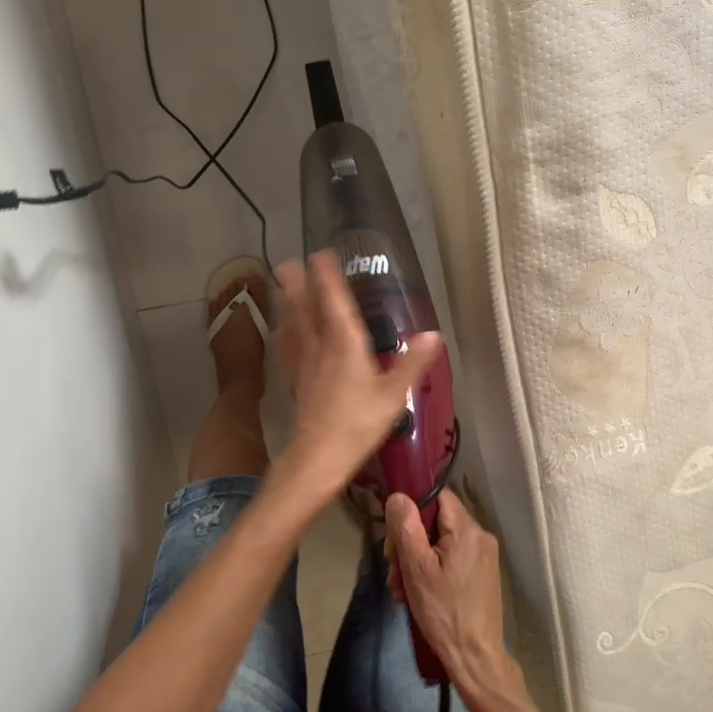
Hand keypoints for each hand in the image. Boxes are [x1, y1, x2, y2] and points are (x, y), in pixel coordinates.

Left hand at [270, 250, 443, 500]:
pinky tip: (280, 331)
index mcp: (346, 346)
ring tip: (279, 283)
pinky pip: (288, 349)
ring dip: (287, 303)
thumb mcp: (393, 395)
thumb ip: (412, 363)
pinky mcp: (296, 381)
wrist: (318, 456)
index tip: (321, 255)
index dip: (328, 278)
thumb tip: (433, 334)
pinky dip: (284, 334)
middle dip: (298, 284)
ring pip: (294, 325)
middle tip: (288, 261)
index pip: (335, 304)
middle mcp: (321, 349)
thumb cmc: (358, 425)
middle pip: (306, 310)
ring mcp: (305, 365)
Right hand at [384, 488, 513, 690]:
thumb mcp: (417, 567)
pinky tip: (416, 594)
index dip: (412, 509)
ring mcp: (484, 557)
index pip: (437, 497)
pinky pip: (450, 560)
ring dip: (416, 562)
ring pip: (440, 544)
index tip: (395, 535)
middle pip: (436, 523)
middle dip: (409, 544)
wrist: (474, 656)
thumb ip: (405, 527)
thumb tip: (398, 496)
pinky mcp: (482, 575)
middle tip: (394, 571)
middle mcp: (481, 537)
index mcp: (468, 530)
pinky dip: (431, 572)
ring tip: (401, 589)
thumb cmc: (443, 610)